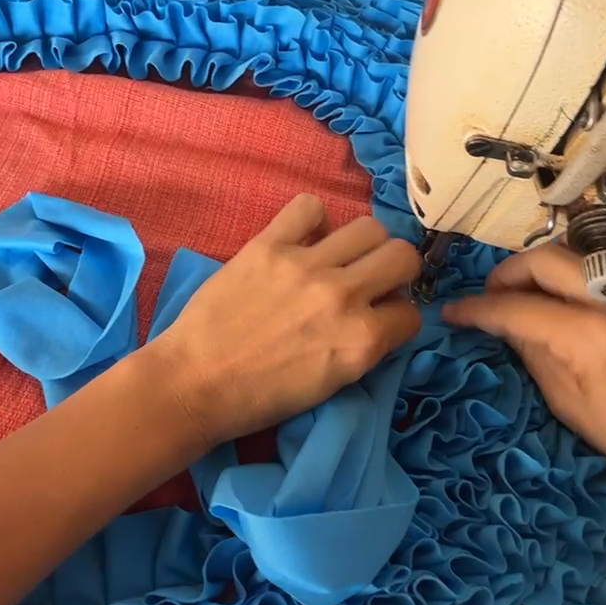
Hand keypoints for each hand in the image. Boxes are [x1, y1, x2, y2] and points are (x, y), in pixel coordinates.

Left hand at [147, 193, 421, 448]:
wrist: (195, 383)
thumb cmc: (259, 398)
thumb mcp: (331, 386)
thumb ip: (363, 347)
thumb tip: (379, 316)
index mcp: (362, 341)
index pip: (411, 313)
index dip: (397, 316)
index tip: (380, 317)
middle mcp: (344, 296)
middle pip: (403, 256)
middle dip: (395, 270)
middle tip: (370, 280)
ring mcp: (306, 266)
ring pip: (368, 227)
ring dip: (361, 244)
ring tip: (337, 258)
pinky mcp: (268, 245)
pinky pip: (308, 206)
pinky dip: (312, 219)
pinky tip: (301, 238)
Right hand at [442, 243, 605, 519]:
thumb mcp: (569, 405)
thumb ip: (533, 353)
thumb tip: (504, 325)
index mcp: (592, 337)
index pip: (517, 307)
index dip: (477, 309)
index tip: (452, 313)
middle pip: (545, 259)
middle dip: (506, 273)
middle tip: (489, 298)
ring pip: (574, 258)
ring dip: (538, 271)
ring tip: (521, 299)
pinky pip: (601, 273)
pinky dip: (570, 281)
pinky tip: (562, 308)